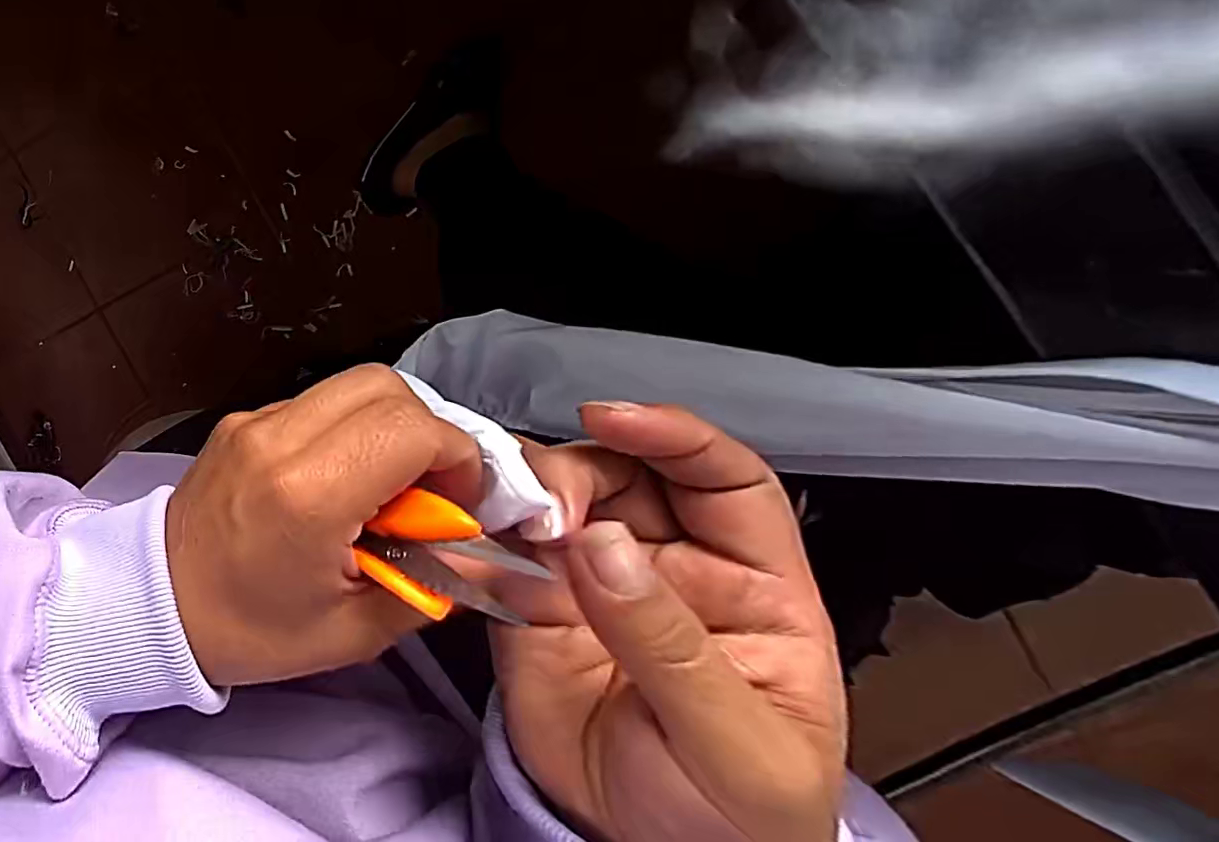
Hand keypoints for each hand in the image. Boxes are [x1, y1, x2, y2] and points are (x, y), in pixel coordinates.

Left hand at [165, 364, 482, 686]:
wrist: (153, 601)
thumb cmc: (249, 628)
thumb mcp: (350, 630)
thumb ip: (429, 584)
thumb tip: (483, 552)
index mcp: (307, 495)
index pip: (411, 429)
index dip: (456, 457)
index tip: (456, 500)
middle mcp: (279, 439)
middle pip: (385, 386)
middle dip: (427, 429)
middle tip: (427, 485)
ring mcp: (255, 420)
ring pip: (353, 383)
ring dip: (391, 421)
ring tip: (387, 479)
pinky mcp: (244, 418)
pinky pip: (318, 400)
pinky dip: (350, 424)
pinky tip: (342, 471)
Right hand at [492, 402, 845, 841]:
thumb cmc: (730, 823)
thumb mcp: (736, 749)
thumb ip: (671, 645)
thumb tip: (604, 545)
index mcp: (747, 585)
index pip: (721, 478)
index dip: (672, 435)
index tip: (613, 418)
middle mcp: (665, 562)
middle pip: (621, 473)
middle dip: (579, 469)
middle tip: (546, 504)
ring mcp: (592, 575)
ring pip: (556, 496)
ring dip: (525, 493)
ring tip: (508, 524)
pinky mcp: (532, 596)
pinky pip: (504, 545)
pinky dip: (481, 533)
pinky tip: (470, 543)